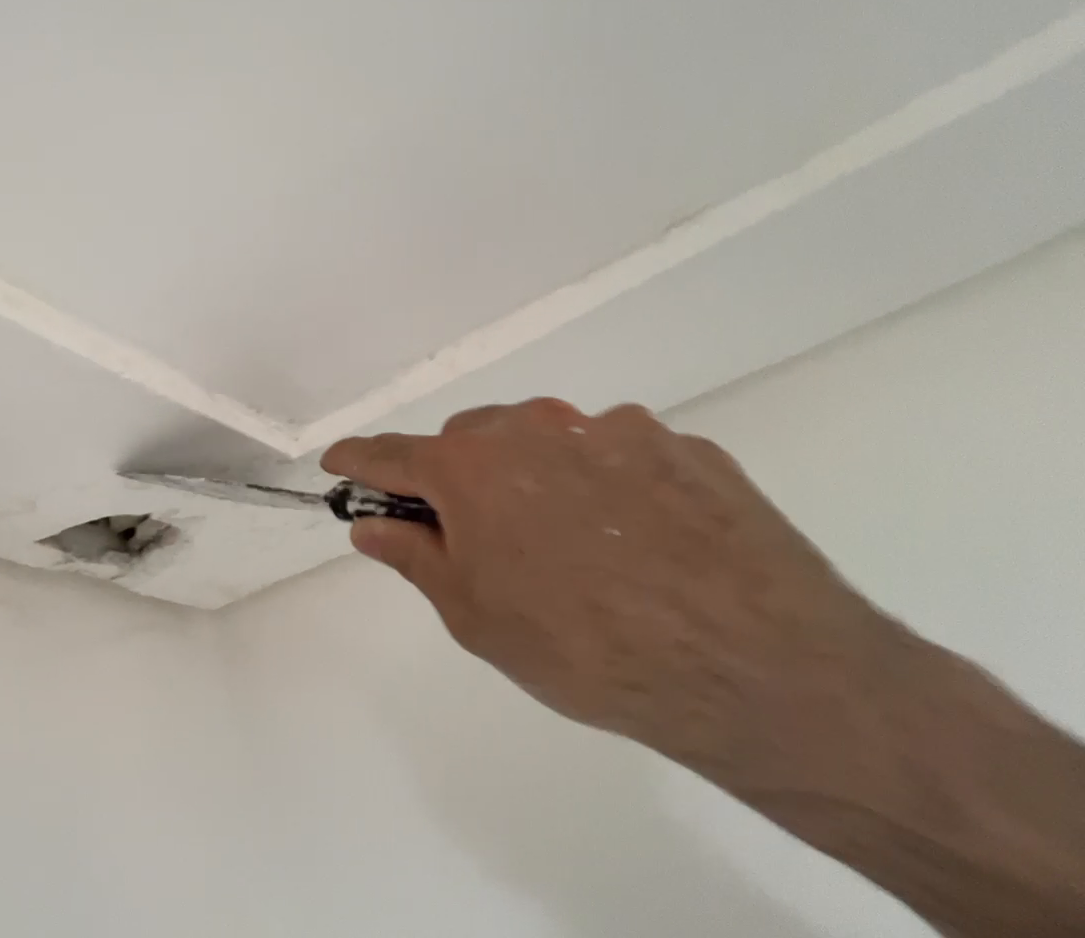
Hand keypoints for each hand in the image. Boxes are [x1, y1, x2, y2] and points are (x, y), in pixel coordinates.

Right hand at [323, 400, 907, 771]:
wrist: (759, 669)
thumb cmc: (585, 650)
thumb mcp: (477, 618)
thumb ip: (415, 558)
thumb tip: (373, 526)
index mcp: (472, 468)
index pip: (391, 454)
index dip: (359, 461)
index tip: (340, 464)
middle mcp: (536, 429)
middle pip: (469, 440)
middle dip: (455, 478)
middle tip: (471, 538)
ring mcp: (616, 430)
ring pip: (544, 442)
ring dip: (530, 478)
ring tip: (566, 547)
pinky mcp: (684, 447)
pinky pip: (614, 455)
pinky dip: (600, 484)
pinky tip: (633, 541)